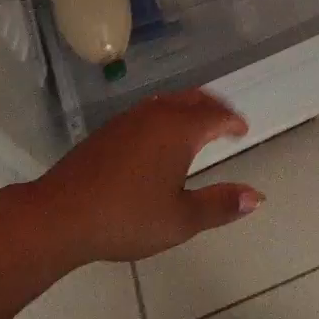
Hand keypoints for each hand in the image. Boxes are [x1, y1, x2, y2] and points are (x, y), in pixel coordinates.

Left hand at [32, 89, 264, 263]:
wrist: (60, 214)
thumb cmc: (127, 216)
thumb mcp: (181, 219)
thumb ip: (220, 205)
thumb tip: (257, 196)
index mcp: (180, 129)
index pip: (217, 115)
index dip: (233, 122)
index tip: (242, 131)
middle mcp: (158, 113)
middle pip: (194, 99)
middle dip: (214, 108)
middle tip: (226, 123)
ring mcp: (130, 118)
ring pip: (169, 101)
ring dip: (189, 109)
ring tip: (197, 128)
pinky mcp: (109, 129)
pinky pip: (150, 110)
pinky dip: (167, 116)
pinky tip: (159, 140)